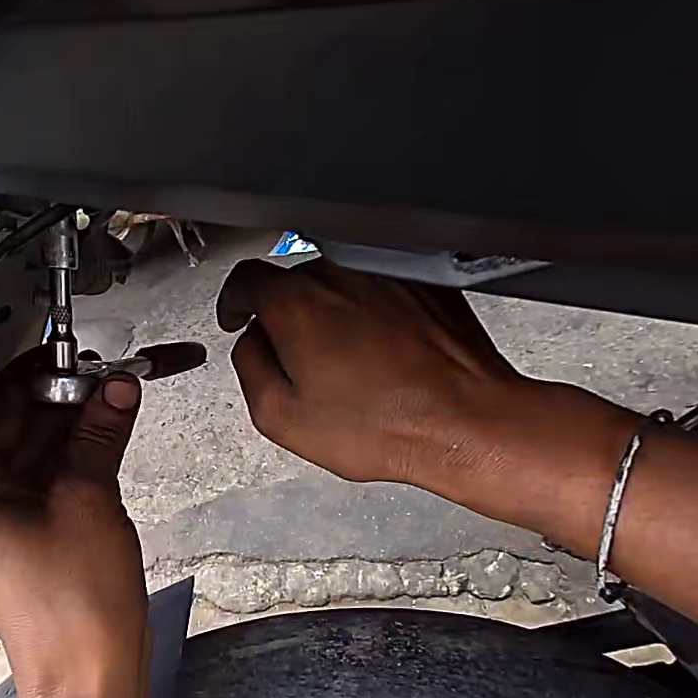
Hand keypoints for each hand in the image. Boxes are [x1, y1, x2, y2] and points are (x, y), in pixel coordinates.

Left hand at [0, 352, 147, 697]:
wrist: (91, 674)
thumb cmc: (77, 596)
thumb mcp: (89, 499)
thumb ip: (99, 433)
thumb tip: (119, 383)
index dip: (43, 372)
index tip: (78, 346)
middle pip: (21, 426)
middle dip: (69, 396)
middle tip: (113, 368)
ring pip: (42, 448)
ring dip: (81, 422)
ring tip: (121, 389)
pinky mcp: (30, 527)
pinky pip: (53, 474)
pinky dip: (83, 451)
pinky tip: (112, 423)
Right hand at [217, 259, 638, 538]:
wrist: (463, 422)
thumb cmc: (383, 425)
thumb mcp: (282, 416)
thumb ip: (250, 366)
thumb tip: (251, 343)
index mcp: (298, 303)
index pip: (246, 278)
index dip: (234, 301)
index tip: (238, 316)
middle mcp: (340, 274)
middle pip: (293, 282)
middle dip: (287, 318)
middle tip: (302, 363)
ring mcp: (384, 273)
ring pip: (337, 285)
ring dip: (331, 316)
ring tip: (351, 367)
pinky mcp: (419, 281)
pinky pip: (376, 290)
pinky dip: (369, 314)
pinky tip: (381, 356)